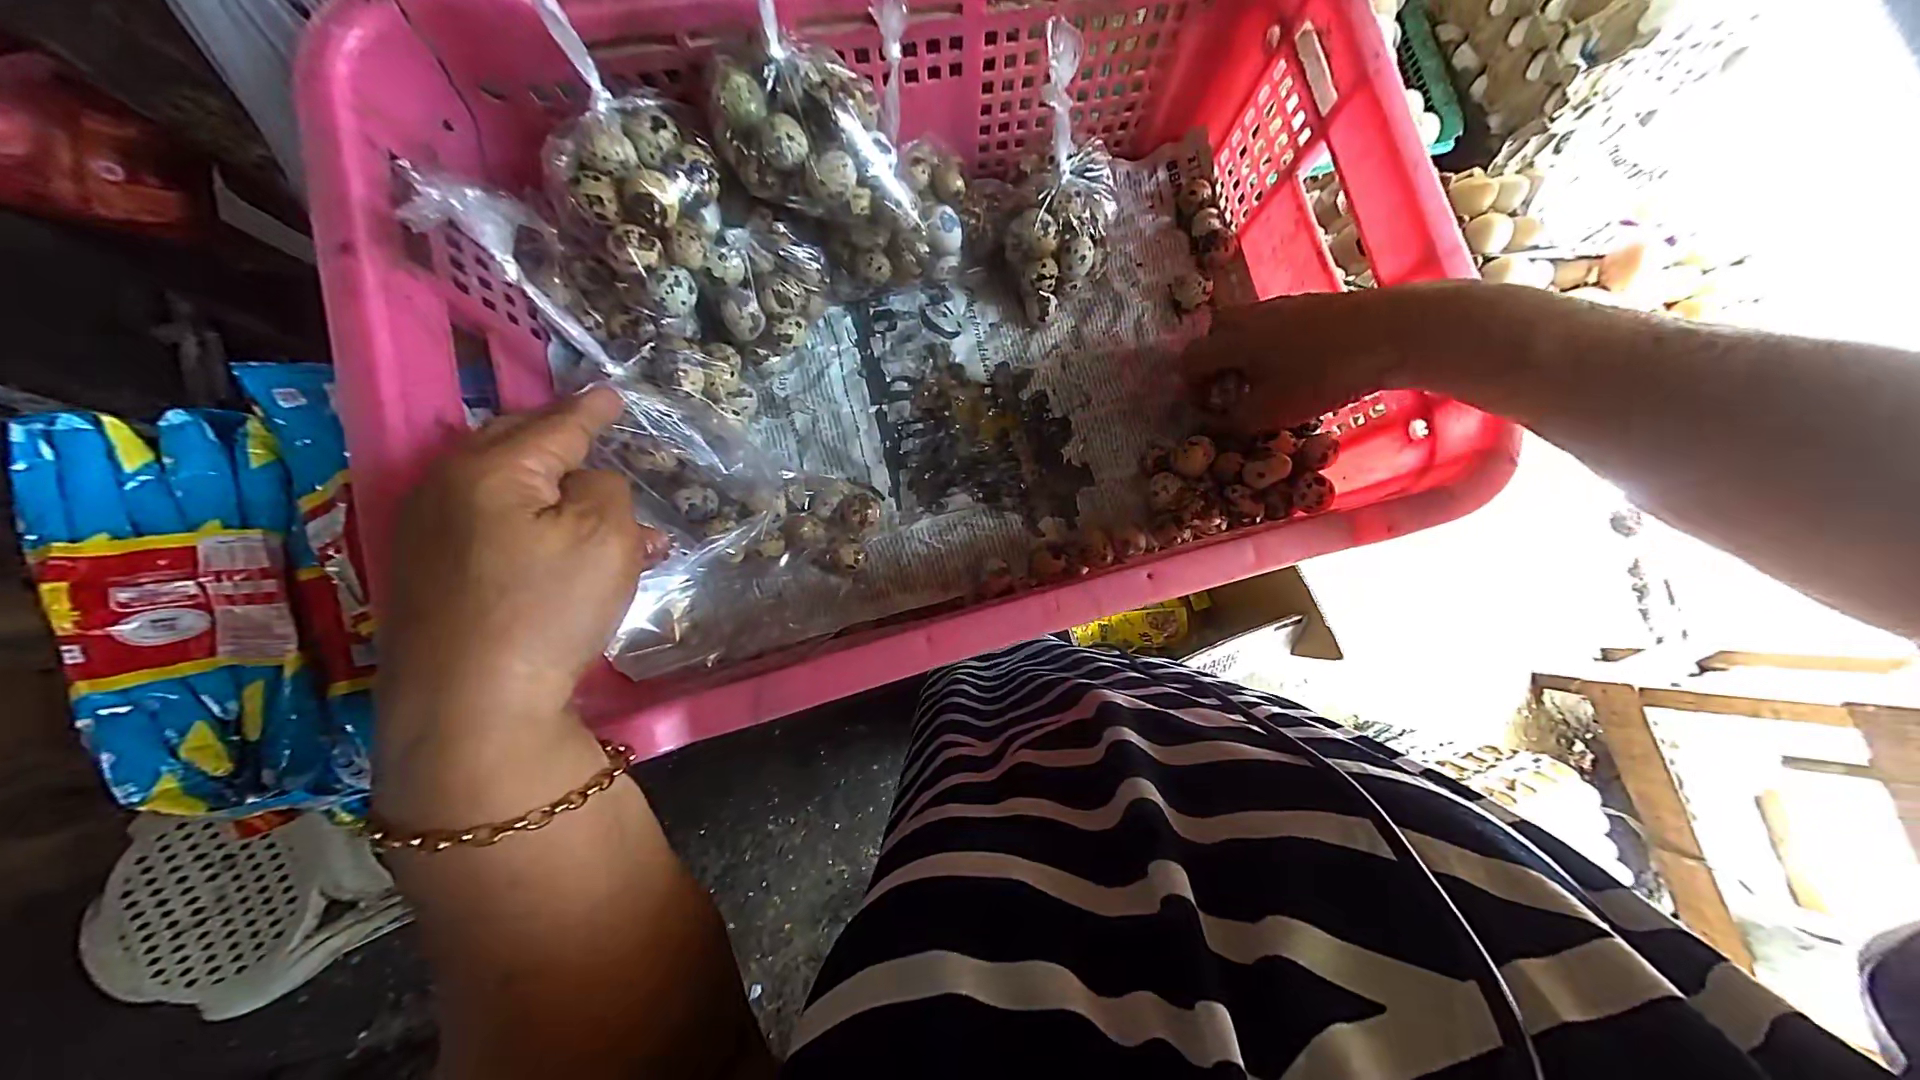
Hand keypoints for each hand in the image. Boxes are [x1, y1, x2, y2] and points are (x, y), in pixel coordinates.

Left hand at [377, 386, 668, 735]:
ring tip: (604, 511)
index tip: (613, 394)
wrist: (470, 709)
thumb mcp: (605, 537)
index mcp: (489, 469)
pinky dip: (533, 527)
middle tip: (594, 434)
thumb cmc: (546, 610)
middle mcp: (446, 490)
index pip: (554, 426)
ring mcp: (428, 536)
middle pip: (513, 447)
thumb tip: (585, 482)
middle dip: (560, 440)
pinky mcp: (428, 578)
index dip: (590, 410)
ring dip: (556, 494)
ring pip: (506, 493)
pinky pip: (491, 528)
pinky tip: (564, 552)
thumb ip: (605, 489)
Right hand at [1179, 282, 1488, 429]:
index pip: (1189, 361)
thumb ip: (1230, 422)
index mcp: (1228, 340)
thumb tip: (1212, 424)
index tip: (1208, 410)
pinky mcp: (1308, 305)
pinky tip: (1298, 368)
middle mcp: (1246, 317)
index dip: (1190, 389)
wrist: (1390, 332)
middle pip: (1213, 339)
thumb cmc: (1319, 376)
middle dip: (1214, 367)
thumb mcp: (1267, 413)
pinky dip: (1271, 348)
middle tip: (1231, 394)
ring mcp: (1279, 306)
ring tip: (1266, 385)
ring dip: (1244, 358)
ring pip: (1244, 332)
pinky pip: (1272, 328)